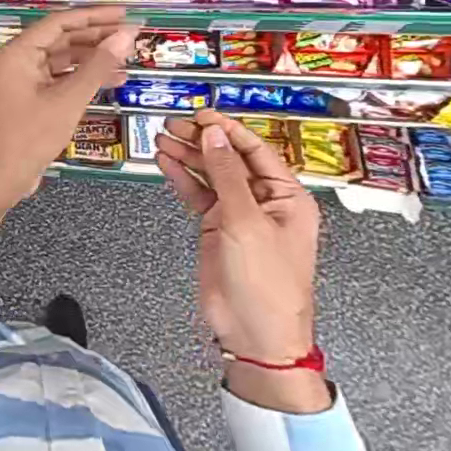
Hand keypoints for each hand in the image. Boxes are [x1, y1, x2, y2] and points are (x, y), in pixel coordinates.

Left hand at [0, 7, 138, 259]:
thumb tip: (125, 35)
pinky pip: (61, 77)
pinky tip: (112, 80)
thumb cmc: (30, 136)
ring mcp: (24, 78)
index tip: (124, 14)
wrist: (2, 176)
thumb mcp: (69, 98)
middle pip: (63, 37)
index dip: (95, 16)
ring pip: (64, 58)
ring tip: (127, 58)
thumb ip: (98, 65)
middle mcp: (19, 59)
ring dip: (94, 58)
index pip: (61, 21)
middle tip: (131, 34)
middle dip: (97, 36)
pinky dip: (84, 77)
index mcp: (19, 51)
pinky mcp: (32, 96)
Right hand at [156, 109, 330, 413]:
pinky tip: (167, 162)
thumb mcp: (247, 221)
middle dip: (202, 139)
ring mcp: (239, 214)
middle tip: (175, 125)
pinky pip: (197, 193)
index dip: (227, 129)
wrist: (254, 335)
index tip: (202, 115)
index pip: (255, 149)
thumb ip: (227, 175)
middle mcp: (264, 201)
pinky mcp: (217, 227)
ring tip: (164, 138)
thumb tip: (215, 138)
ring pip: (210, 173)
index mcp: (287, 196)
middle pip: (229, 158)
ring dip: (188, 155)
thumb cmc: (268, 288)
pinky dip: (181, 176)